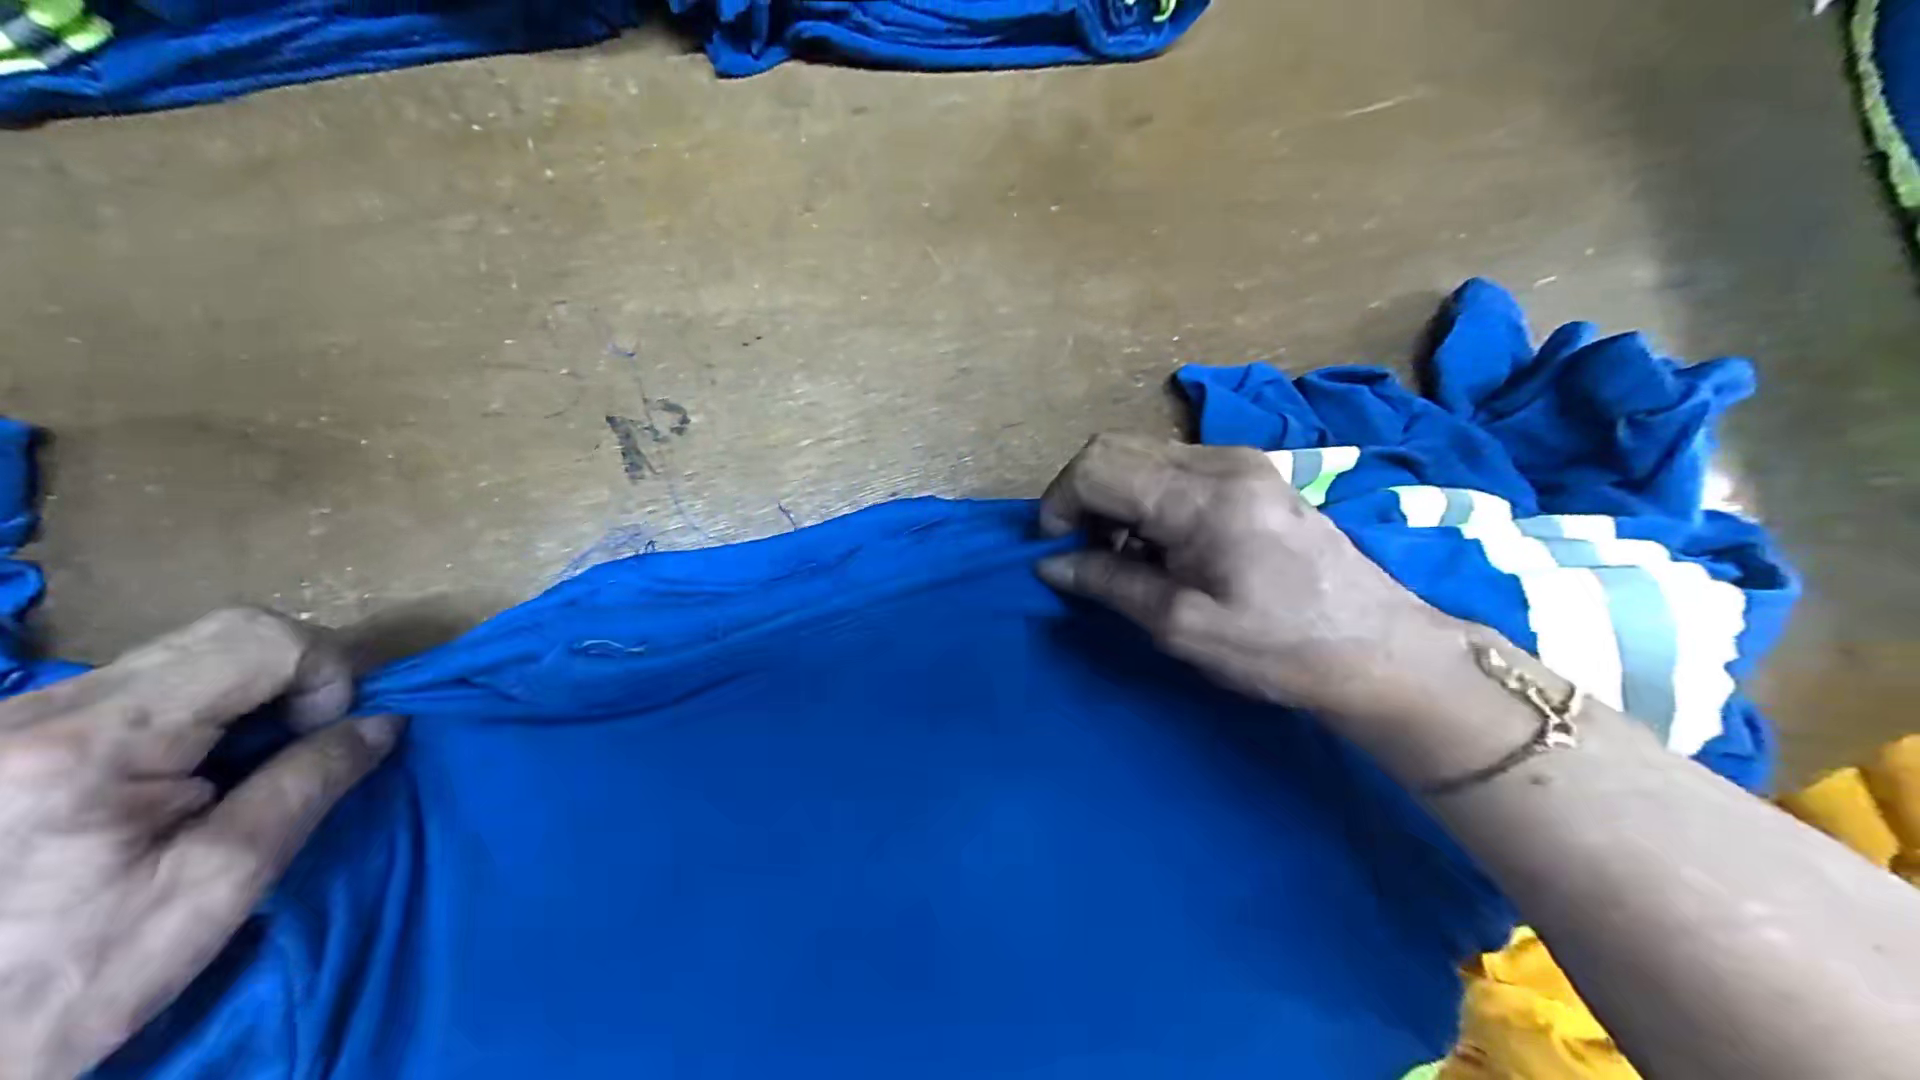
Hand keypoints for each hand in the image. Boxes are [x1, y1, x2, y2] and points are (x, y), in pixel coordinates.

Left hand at [0, 609, 402, 1079]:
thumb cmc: (68, 983)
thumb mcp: (221, 883)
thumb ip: (311, 783)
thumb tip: (383, 722)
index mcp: (90, 746)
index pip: (261, 639)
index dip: (323, 676)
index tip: (318, 741)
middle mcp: (36, 710)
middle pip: (225, 633)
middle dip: (293, 681)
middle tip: (291, 749)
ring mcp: (9, 718)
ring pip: (189, 655)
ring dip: (248, 699)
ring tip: (238, 769)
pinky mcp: (3, 734)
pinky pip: (145, 685)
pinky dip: (200, 714)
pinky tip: (184, 774)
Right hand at [1038, 434, 1466, 730]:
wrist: (1380, 650)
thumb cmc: (1279, 647)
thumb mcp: (1181, 626)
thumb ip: (1108, 583)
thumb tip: (1049, 565)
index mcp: (1202, 496)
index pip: (1097, 466)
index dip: (1059, 505)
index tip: (1055, 552)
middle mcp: (1220, 460)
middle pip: (1114, 449)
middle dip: (1082, 499)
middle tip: (1086, 556)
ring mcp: (1240, 461)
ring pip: (1141, 456)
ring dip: (1113, 501)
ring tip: (1126, 559)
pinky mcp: (1251, 474)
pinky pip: (1172, 468)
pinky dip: (1145, 500)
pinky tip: (1161, 547)